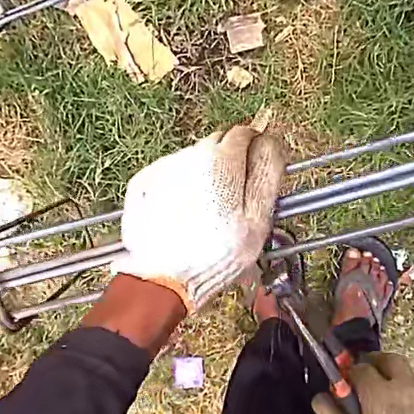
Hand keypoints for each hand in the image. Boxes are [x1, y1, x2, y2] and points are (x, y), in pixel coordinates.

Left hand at [113, 120, 287, 311]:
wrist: (161, 278)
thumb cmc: (214, 256)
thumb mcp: (257, 221)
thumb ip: (267, 175)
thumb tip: (269, 144)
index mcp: (223, 161)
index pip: (247, 135)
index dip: (255, 153)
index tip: (256, 173)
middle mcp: (191, 155)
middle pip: (220, 144)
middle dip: (230, 165)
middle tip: (232, 200)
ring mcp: (165, 166)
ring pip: (195, 159)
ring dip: (205, 177)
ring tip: (204, 214)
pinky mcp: (144, 180)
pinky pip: (171, 174)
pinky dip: (179, 188)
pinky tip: (182, 215)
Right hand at [312, 353, 413, 413]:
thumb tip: (321, 400)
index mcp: (387, 408)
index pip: (363, 369)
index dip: (345, 373)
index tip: (336, 384)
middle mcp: (413, 400)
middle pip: (391, 361)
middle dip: (370, 363)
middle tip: (353, 381)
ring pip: (406, 377)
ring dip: (387, 381)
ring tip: (369, 410)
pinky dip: (401, 398)